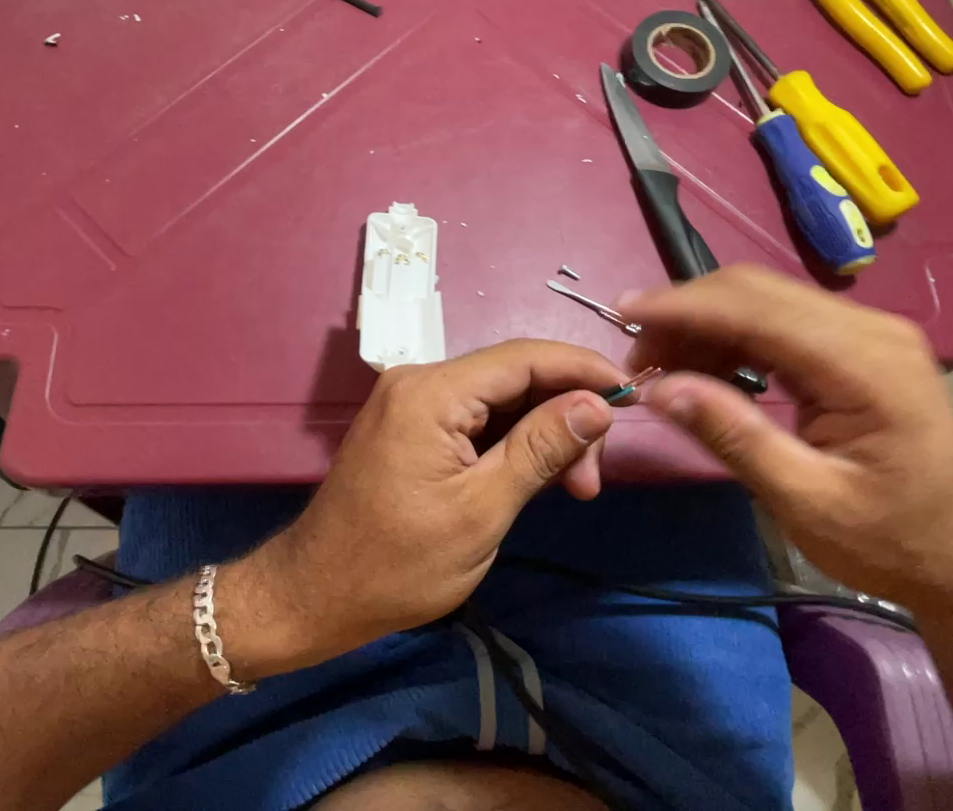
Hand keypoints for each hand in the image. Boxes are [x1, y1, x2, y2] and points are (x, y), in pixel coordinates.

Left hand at [225, 340, 625, 675]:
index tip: (633, 396)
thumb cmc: (399, 562)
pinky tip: (539, 476)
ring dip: (543, 435)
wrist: (318, 594)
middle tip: (594, 479)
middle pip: (514, 377)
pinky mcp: (411, 427)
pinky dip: (512, 444)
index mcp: (431, 391)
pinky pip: (475, 419)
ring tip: (575, 488)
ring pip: (499, 400)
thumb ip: (541, 449)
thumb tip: (597, 404)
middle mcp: (419, 381)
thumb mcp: (482, 510)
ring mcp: (411, 403)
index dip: (583, 369)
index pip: (523, 357)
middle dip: (564, 416)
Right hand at [620, 266, 952, 613]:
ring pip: (759, 300)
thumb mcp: (805, 500)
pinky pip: (774, 321)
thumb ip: (734, 437)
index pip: (757, 310)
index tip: (622, 312)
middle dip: (685, 313)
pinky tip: (702, 370)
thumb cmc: (887, 541)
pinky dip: (727, 337)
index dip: (683, 307)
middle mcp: (870, 330)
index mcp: (867, 365)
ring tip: (661, 369)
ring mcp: (864, 333)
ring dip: (701, 324)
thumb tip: (659, 388)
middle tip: (637, 358)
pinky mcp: (852, 345)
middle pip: (755, 291)